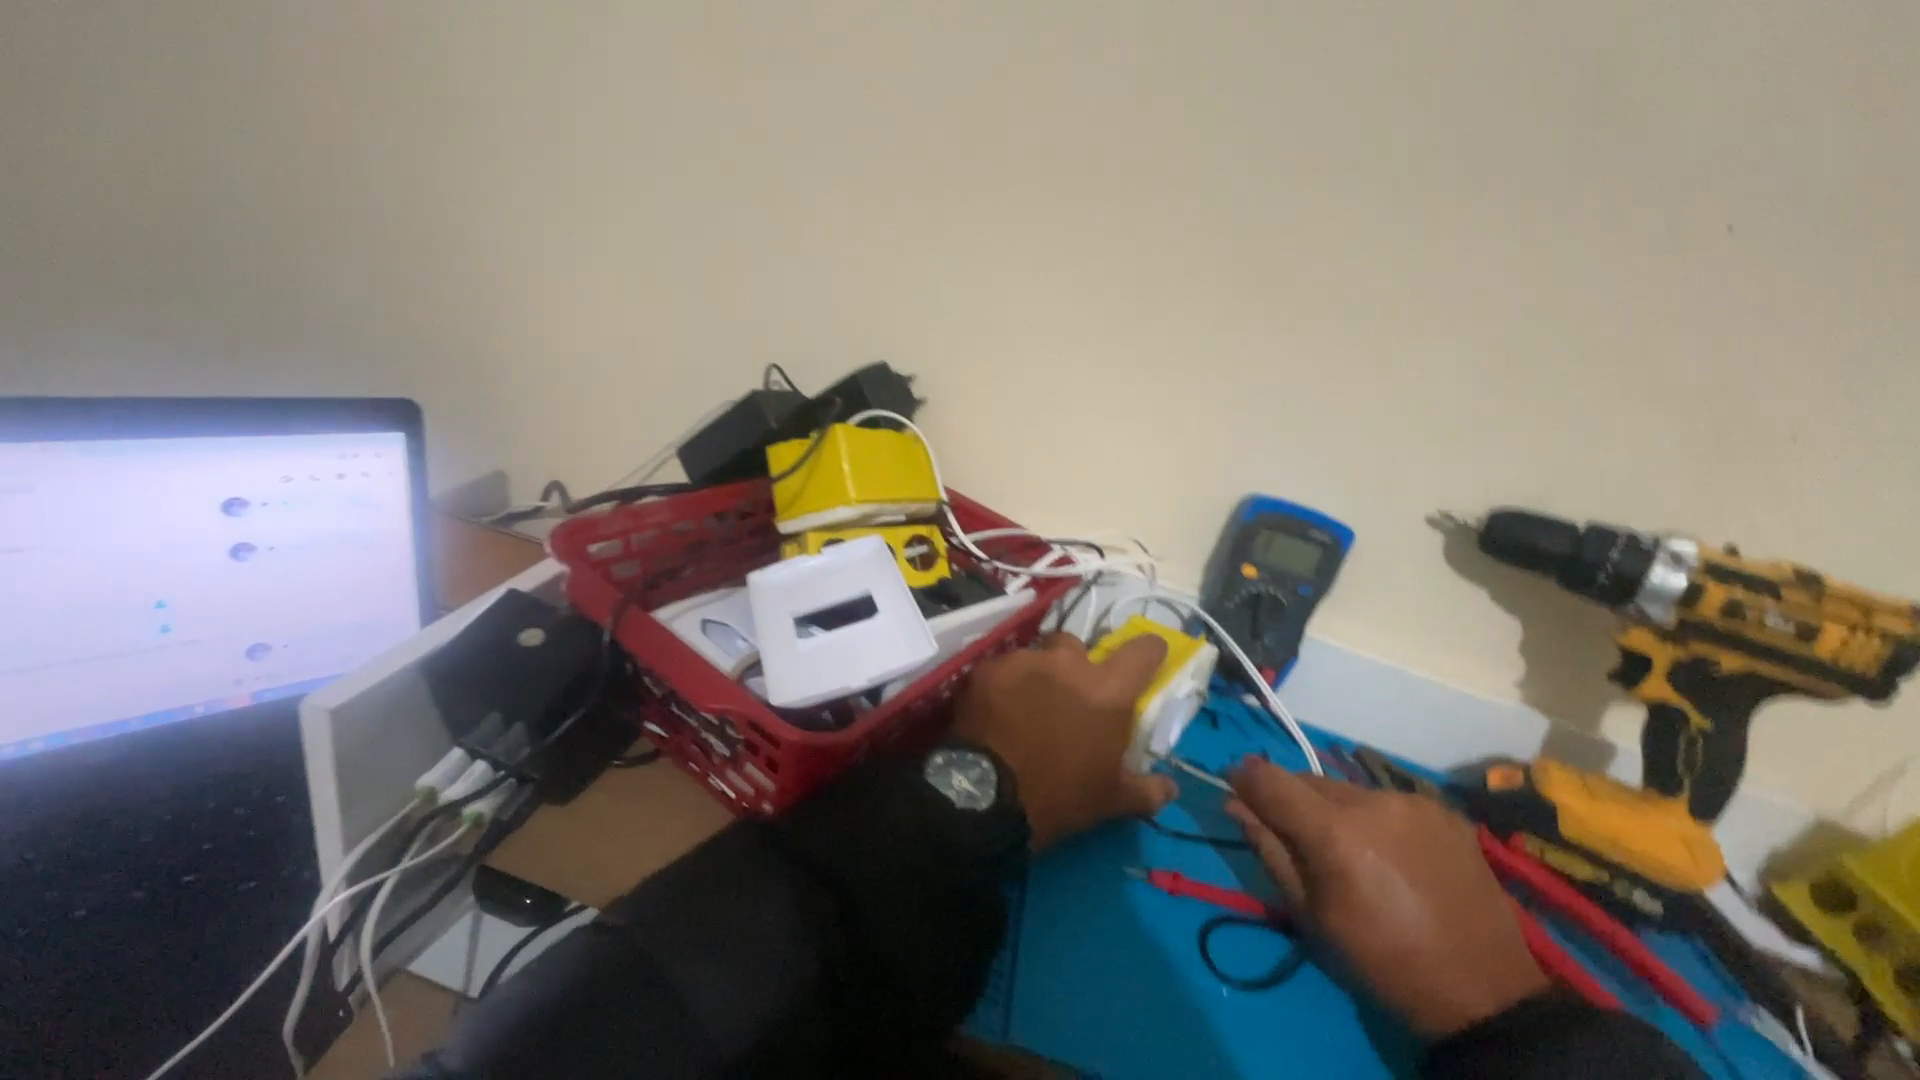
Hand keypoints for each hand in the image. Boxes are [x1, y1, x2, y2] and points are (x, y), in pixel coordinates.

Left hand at [952, 633, 1177, 850]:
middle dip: (1076, 665)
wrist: (985, 797)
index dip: (1148, 653)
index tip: (1147, 660)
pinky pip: (1002, 668)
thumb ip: (1146, 789)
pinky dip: (1003, 684)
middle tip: (1069, 696)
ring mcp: (1024, 661)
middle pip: (1078, 646)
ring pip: (1037, 655)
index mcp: (1108, 690)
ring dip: (1038, 675)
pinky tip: (996, 710)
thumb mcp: (1111, 800)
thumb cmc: (1059, 797)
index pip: (1143, 651)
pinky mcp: (987, 669)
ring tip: (1026, 706)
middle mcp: (1068, 663)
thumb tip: (1170, 788)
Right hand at [1226, 760, 1548, 1037]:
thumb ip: (1269, 850)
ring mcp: (1412, 801)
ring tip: (1342, 845)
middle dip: (1288, 797)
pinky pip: (1387, 799)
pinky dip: (1372, 815)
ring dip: (1331, 806)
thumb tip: (1234, 804)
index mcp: (1334, 831)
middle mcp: (1372, 801)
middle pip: (1308, 780)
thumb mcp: (1311, 914)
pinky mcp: (1443, 810)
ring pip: (1348, 788)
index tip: (1230, 784)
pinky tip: (1384, 849)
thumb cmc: (1381, 960)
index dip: (1243, 778)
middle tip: (1287, 829)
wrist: (1482, 989)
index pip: (1270, 780)